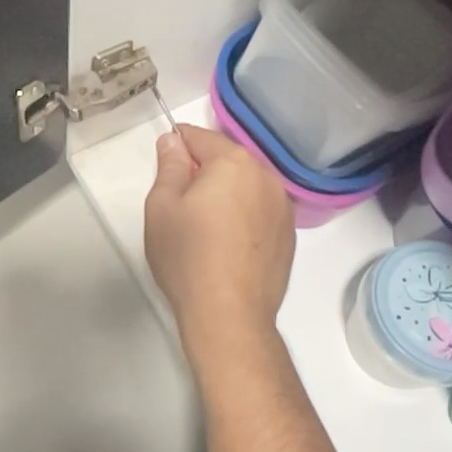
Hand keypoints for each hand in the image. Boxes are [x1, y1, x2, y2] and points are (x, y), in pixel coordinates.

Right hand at [144, 124, 294, 358]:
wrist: (229, 315)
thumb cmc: (188, 257)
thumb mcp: (163, 207)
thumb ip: (170, 166)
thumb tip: (173, 140)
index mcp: (234, 163)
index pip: (200, 137)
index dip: (177, 144)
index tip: (164, 165)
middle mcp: (266, 177)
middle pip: (228, 159)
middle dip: (204, 171)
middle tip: (179, 202)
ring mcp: (283, 207)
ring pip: (246, 186)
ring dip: (226, 194)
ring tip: (204, 226)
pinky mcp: (289, 236)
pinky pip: (260, 211)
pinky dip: (243, 216)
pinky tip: (227, 244)